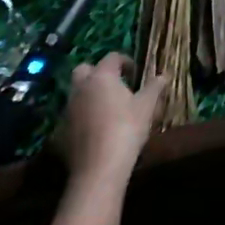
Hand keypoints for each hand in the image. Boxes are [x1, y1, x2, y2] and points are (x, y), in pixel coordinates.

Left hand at [58, 54, 164, 182]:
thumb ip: (154, 87)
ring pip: (76, 92)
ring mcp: (68, 108)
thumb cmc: (126, 129)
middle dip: (98, 72)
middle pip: (84, 69)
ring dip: (89, 94)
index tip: (135, 72)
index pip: (112, 57)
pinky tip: (95, 129)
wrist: (99, 167)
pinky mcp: (61, 129)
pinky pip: (72, 115)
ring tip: (106, 108)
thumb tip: (163, 76)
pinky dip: (82, 116)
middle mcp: (81, 87)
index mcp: (102, 76)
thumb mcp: (146, 107)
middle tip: (114, 85)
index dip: (125, 61)